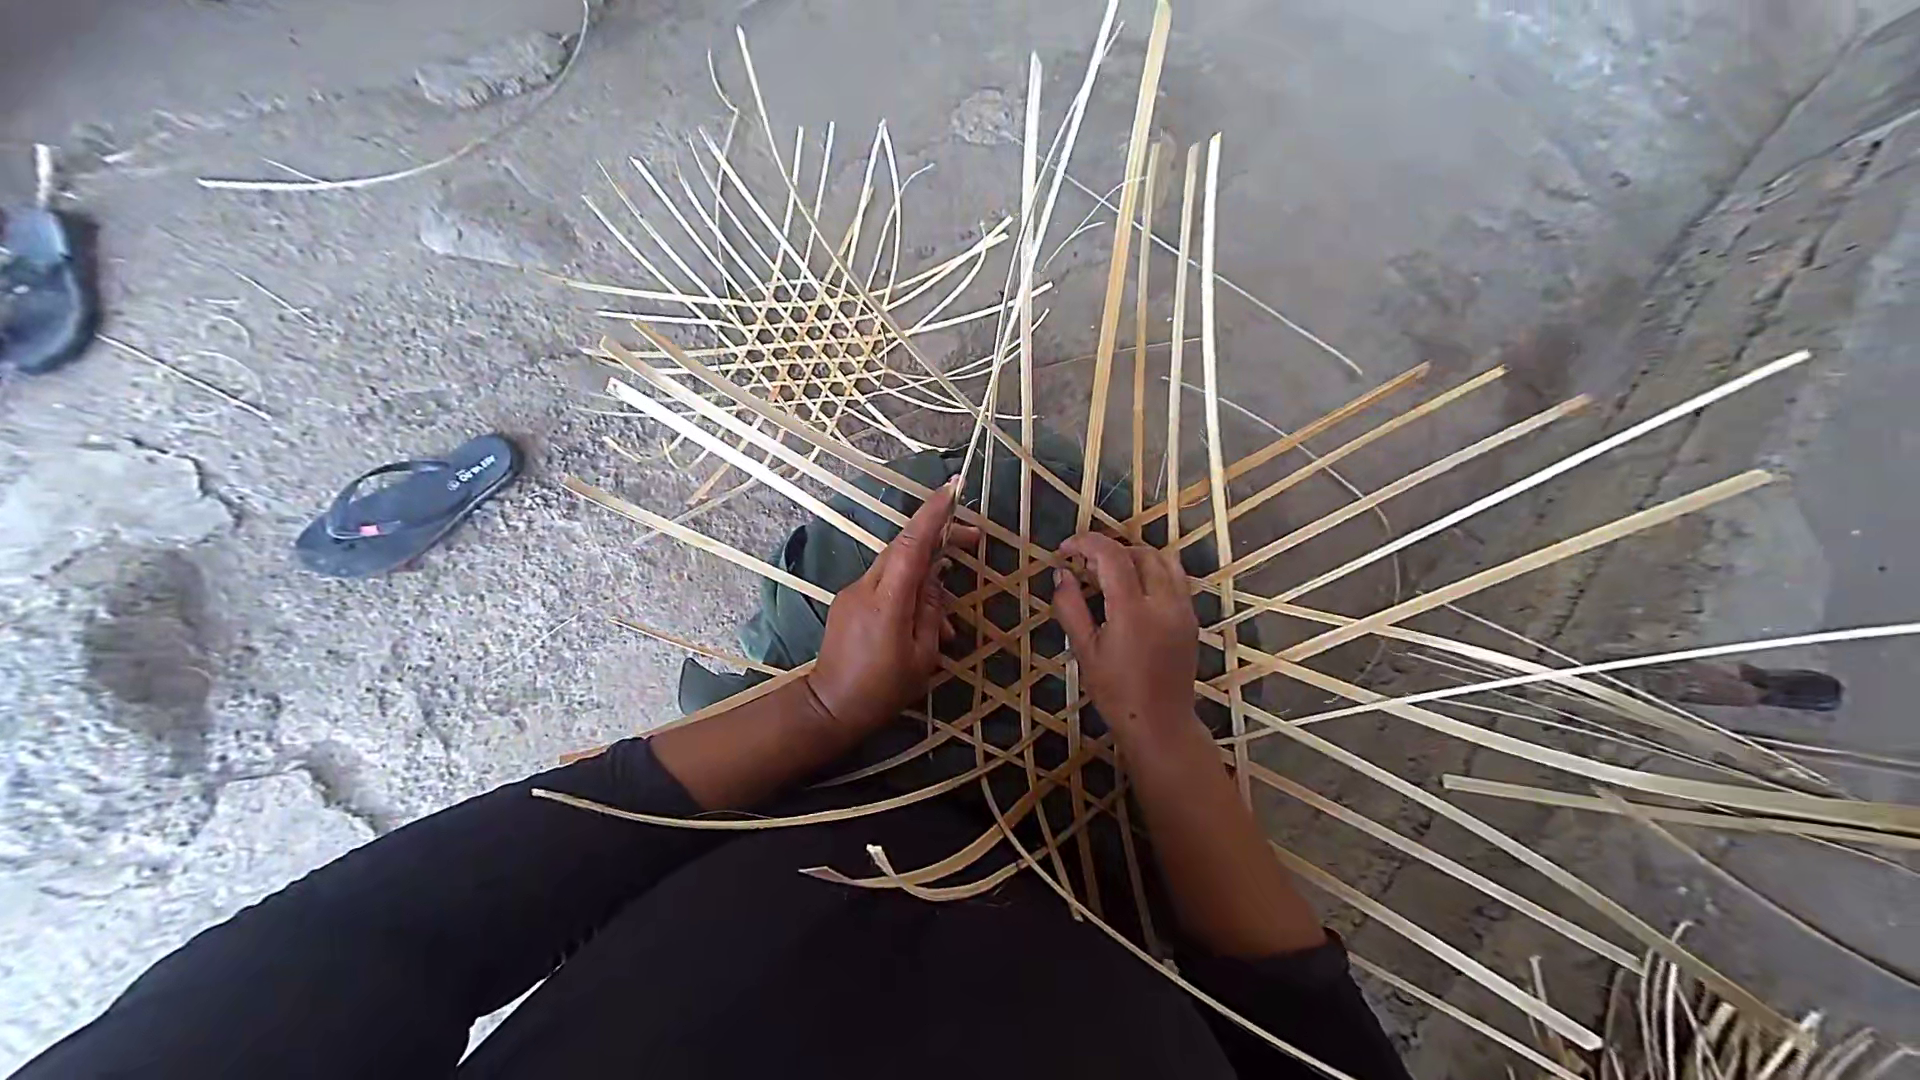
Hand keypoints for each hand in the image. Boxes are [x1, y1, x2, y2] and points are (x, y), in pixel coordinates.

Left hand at [806, 478, 980, 733]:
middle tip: (974, 540)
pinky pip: (884, 585)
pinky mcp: (847, 602)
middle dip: (939, 537)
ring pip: (896, 567)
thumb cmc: (882, 690)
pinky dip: (907, 592)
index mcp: (887, 601)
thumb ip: (931, 612)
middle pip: (904, 546)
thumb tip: (936, 582)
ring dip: (926, 577)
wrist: (829, 707)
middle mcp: (866, 587)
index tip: (953, 489)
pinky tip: (922, 623)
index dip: (933, 514)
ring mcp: (853, 593)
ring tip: (948, 620)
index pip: (911, 545)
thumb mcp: (922, 656)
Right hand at [1052, 532, 1199, 736]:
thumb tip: (1062, 574)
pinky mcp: (1191, 616)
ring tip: (1109, 573)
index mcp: (1133, 611)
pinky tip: (1133, 588)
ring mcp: (1183, 608)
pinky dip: (1152, 570)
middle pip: (1139, 552)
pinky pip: (1175, 577)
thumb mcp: (1083, 651)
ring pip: (1162, 559)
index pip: (1112, 556)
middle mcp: (1164, 602)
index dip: (1086, 543)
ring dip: (1133, 556)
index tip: (1065, 550)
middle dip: (1108, 550)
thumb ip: (1070, 607)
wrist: (1160, 723)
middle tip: (1084, 567)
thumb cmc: (1115, 692)